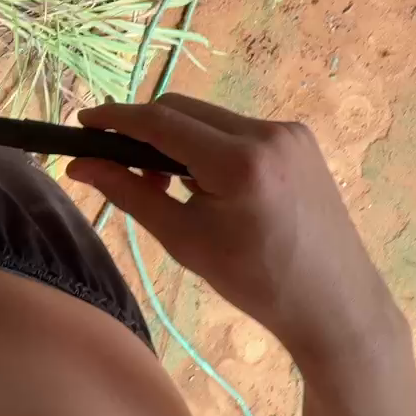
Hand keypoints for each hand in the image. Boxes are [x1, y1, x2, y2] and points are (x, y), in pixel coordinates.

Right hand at [69, 95, 405, 378]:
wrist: (337, 306)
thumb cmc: (254, 282)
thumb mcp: (182, 239)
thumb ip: (128, 193)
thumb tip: (78, 166)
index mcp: (240, 163)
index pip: (160, 121)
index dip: (116, 118)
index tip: (83, 122)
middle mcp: (267, 133)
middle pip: (182, 109)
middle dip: (144, 130)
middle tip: (122, 165)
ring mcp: (287, 131)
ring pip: (206, 116)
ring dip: (176, 137)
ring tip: (168, 184)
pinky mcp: (297, 137)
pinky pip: (233, 126)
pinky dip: (207, 143)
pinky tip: (206, 181)